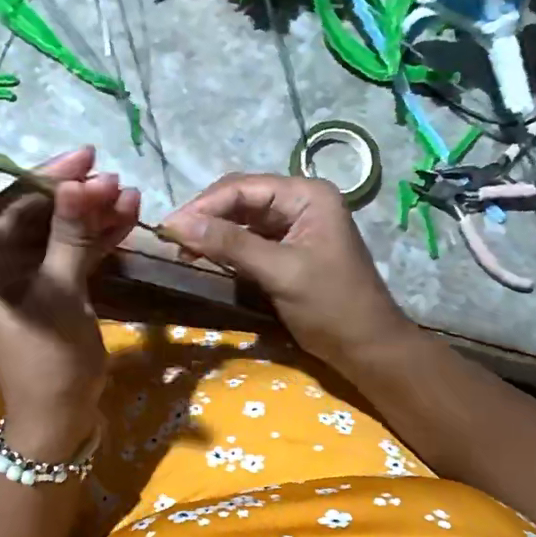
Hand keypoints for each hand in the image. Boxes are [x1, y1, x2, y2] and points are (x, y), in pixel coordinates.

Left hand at [0, 148, 139, 458]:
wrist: (62, 419)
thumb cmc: (50, 361)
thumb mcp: (61, 296)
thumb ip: (70, 238)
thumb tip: (79, 184)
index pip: (9, 207)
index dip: (48, 180)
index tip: (86, 159)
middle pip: (37, 215)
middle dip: (76, 196)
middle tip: (113, 177)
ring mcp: (27, 276)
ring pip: (60, 232)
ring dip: (93, 215)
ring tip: (129, 194)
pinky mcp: (54, 288)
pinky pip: (74, 253)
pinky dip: (98, 239)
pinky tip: (127, 218)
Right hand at [162, 174, 415, 364]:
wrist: (367, 348)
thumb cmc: (331, 306)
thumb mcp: (280, 271)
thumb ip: (230, 244)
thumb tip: (177, 223)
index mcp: (307, 195)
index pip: (244, 187)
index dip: (203, 205)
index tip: (167, 227)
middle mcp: (301, 202)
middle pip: (242, 199)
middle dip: (206, 216)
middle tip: (171, 240)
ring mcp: (296, 226)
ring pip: (243, 220)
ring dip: (214, 232)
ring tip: (182, 250)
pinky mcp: (290, 251)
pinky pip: (251, 240)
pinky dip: (228, 248)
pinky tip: (206, 258)